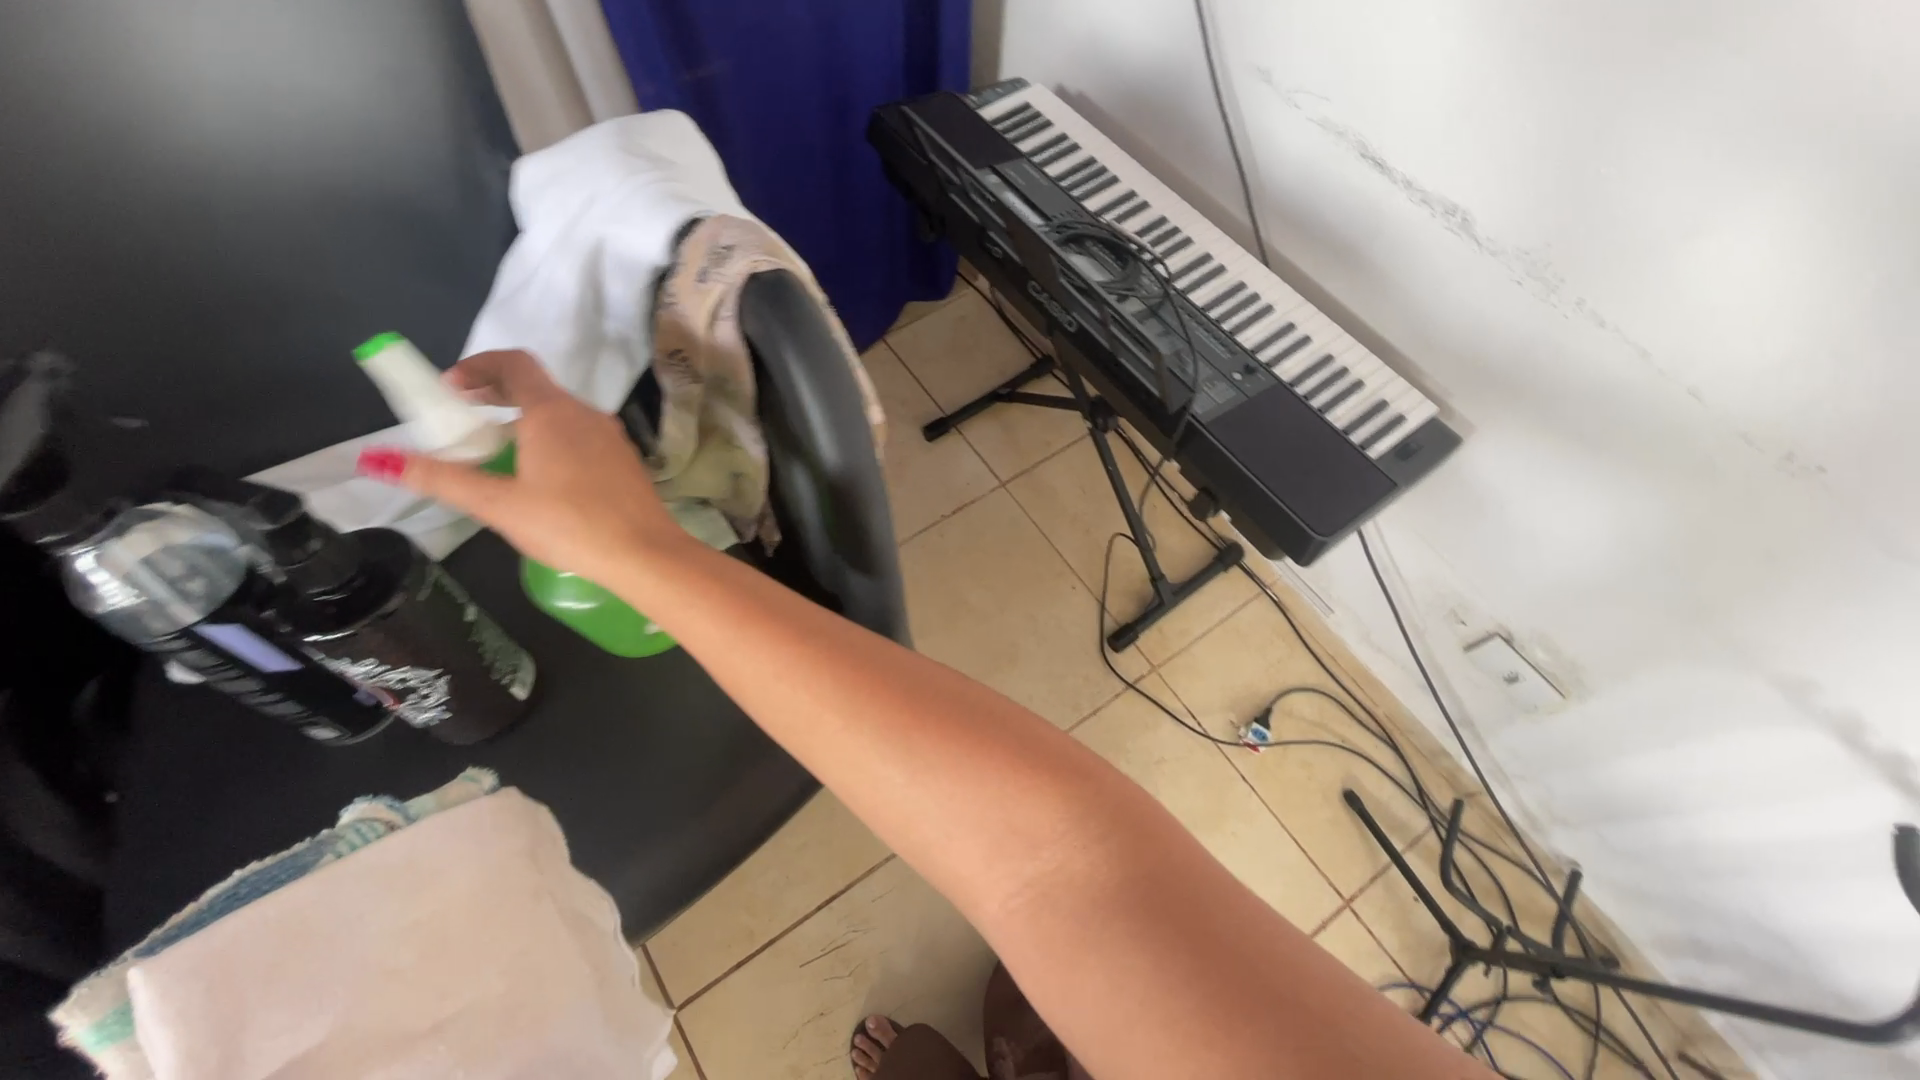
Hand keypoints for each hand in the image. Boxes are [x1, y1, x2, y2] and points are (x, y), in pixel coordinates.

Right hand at [356, 349, 686, 584]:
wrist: (645, 553)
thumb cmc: (569, 525)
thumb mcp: (497, 503)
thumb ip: (439, 478)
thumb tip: (375, 459)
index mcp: (552, 412)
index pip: (513, 363)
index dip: (477, 366)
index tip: (450, 390)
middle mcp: (585, 414)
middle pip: (536, 387)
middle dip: (496, 393)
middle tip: (465, 417)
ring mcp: (611, 437)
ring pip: (561, 414)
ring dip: (525, 419)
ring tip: (498, 450)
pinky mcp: (625, 461)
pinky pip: (582, 436)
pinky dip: (553, 439)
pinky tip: (543, 476)